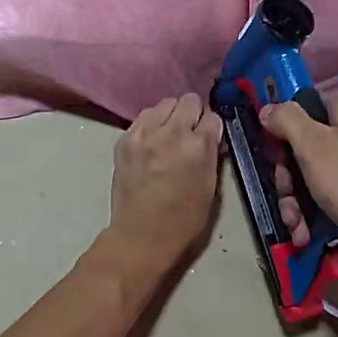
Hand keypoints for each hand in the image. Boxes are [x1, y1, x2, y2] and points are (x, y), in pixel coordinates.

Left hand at [107, 92, 221, 266]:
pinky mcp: (125, 139)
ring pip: (164, 104)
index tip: (209, 136)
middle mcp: (171, 132)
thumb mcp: (210, 187)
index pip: (212, 117)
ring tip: (170, 134)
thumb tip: (211, 136)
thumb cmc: (184, 219)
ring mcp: (144, 133)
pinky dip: (151, 123)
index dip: (212, 127)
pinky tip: (153, 140)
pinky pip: (143, 117)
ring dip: (171, 115)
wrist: (142, 235)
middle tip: (191, 131)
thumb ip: (211, 154)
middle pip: (188, 101)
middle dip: (193, 113)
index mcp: (198, 146)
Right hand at [260, 90, 337, 268]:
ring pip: (320, 175)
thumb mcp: (312, 146)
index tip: (274, 165)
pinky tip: (309, 234)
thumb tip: (269, 109)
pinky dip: (321, 212)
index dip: (281, 140)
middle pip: (308, 148)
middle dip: (290, 182)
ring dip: (300, 203)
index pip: (302, 112)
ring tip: (297, 228)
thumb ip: (285, 120)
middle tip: (287, 202)